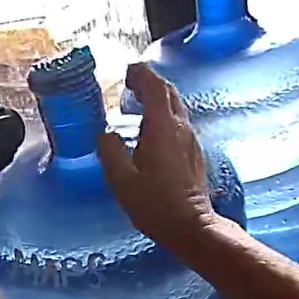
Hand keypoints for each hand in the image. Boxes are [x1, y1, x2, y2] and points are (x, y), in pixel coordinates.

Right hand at [98, 63, 238, 260]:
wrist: (191, 227)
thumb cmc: (155, 205)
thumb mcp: (122, 180)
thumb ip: (110, 152)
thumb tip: (105, 135)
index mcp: (163, 128)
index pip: (155, 87)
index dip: (141, 74)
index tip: (127, 71)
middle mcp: (181, 129)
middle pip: (169, 94)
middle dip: (149, 83)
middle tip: (129, 85)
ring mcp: (191, 142)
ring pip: (175, 109)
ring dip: (157, 101)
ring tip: (136, 107)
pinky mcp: (193, 155)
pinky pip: (177, 126)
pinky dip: (162, 119)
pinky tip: (149, 134)